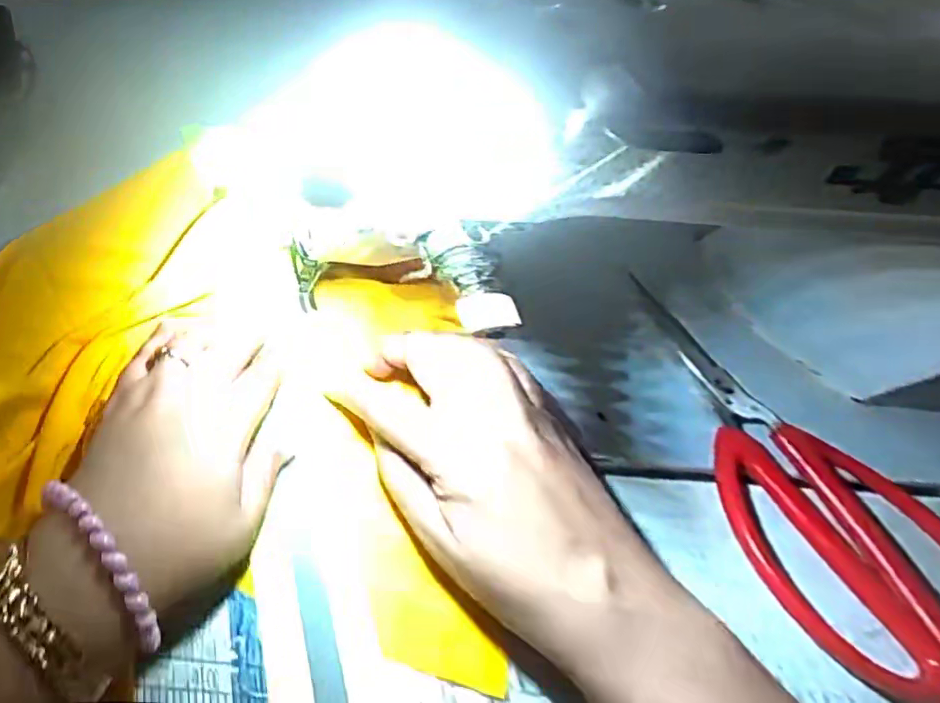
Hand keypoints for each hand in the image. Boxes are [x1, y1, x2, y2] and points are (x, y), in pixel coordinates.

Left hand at [25, 322, 286, 674]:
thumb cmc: (178, 549)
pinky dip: (161, 337)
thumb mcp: (239, 529)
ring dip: (207, 334)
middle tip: (258, 332)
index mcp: (223, 432)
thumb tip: (285, 442)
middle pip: (222, 356)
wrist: (95, 558)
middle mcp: (189, 400)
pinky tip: (170, 328)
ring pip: (183, 347)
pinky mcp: (119, 399)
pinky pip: (143, 354)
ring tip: (220, 329)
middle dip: (245, 341)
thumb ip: (264, 477)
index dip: (271, 366)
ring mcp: (150, 395)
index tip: (281, 352)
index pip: (256, 386)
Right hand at [326, 332, 786, 702]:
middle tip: (373, 369)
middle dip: (392, 352)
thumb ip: (400, 477)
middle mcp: (490, 410)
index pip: (389, 405)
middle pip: (431, 353)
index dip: (353, 390)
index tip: (330, 381)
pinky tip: (459, 370)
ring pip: (465, 345)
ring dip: (430, 347)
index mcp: (457, 451)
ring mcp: (524, 402)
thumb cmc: (516, 581)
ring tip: (410, 365)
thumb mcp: (440, 542)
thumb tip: (378, 432)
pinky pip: (499, 357)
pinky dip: (468, 352)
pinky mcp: (548, 405)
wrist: (609, 595)